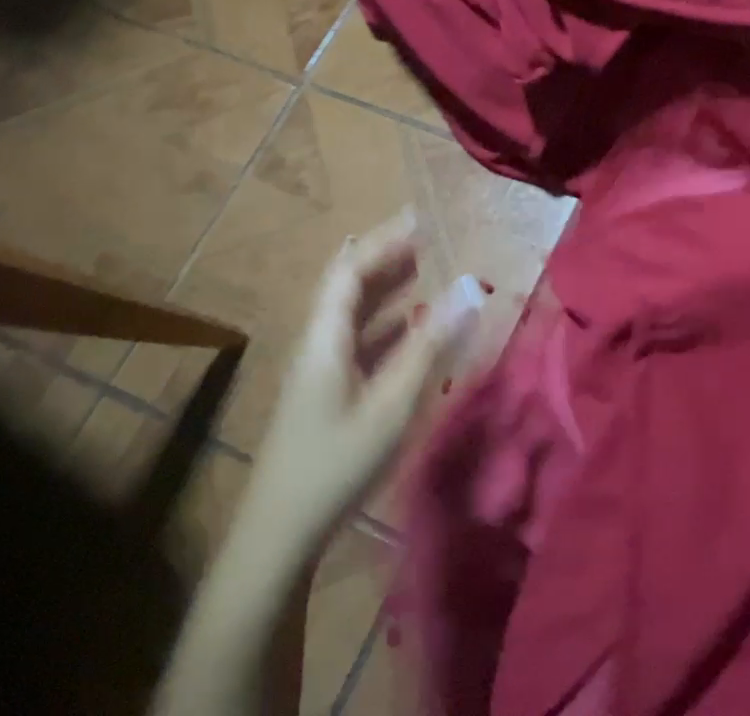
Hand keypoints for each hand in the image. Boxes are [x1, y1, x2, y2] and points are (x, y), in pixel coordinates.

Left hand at [239, 209, 485, 555]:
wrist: (280, 532)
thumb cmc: (336, 463)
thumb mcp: (391, 404)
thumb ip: (430, 345)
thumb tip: (469, 290)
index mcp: (324, 337)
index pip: (351, 269)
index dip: (385, 239)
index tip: (425, 217)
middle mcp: (318, 343)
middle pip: (348, 285)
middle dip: (387, 255)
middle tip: (432, 237)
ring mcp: (320, 370)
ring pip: (354, 314)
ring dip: (389, 288)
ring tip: (429, 269)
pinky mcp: (328, 393)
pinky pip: (360, 341)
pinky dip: (390, 324)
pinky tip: (416, 329)